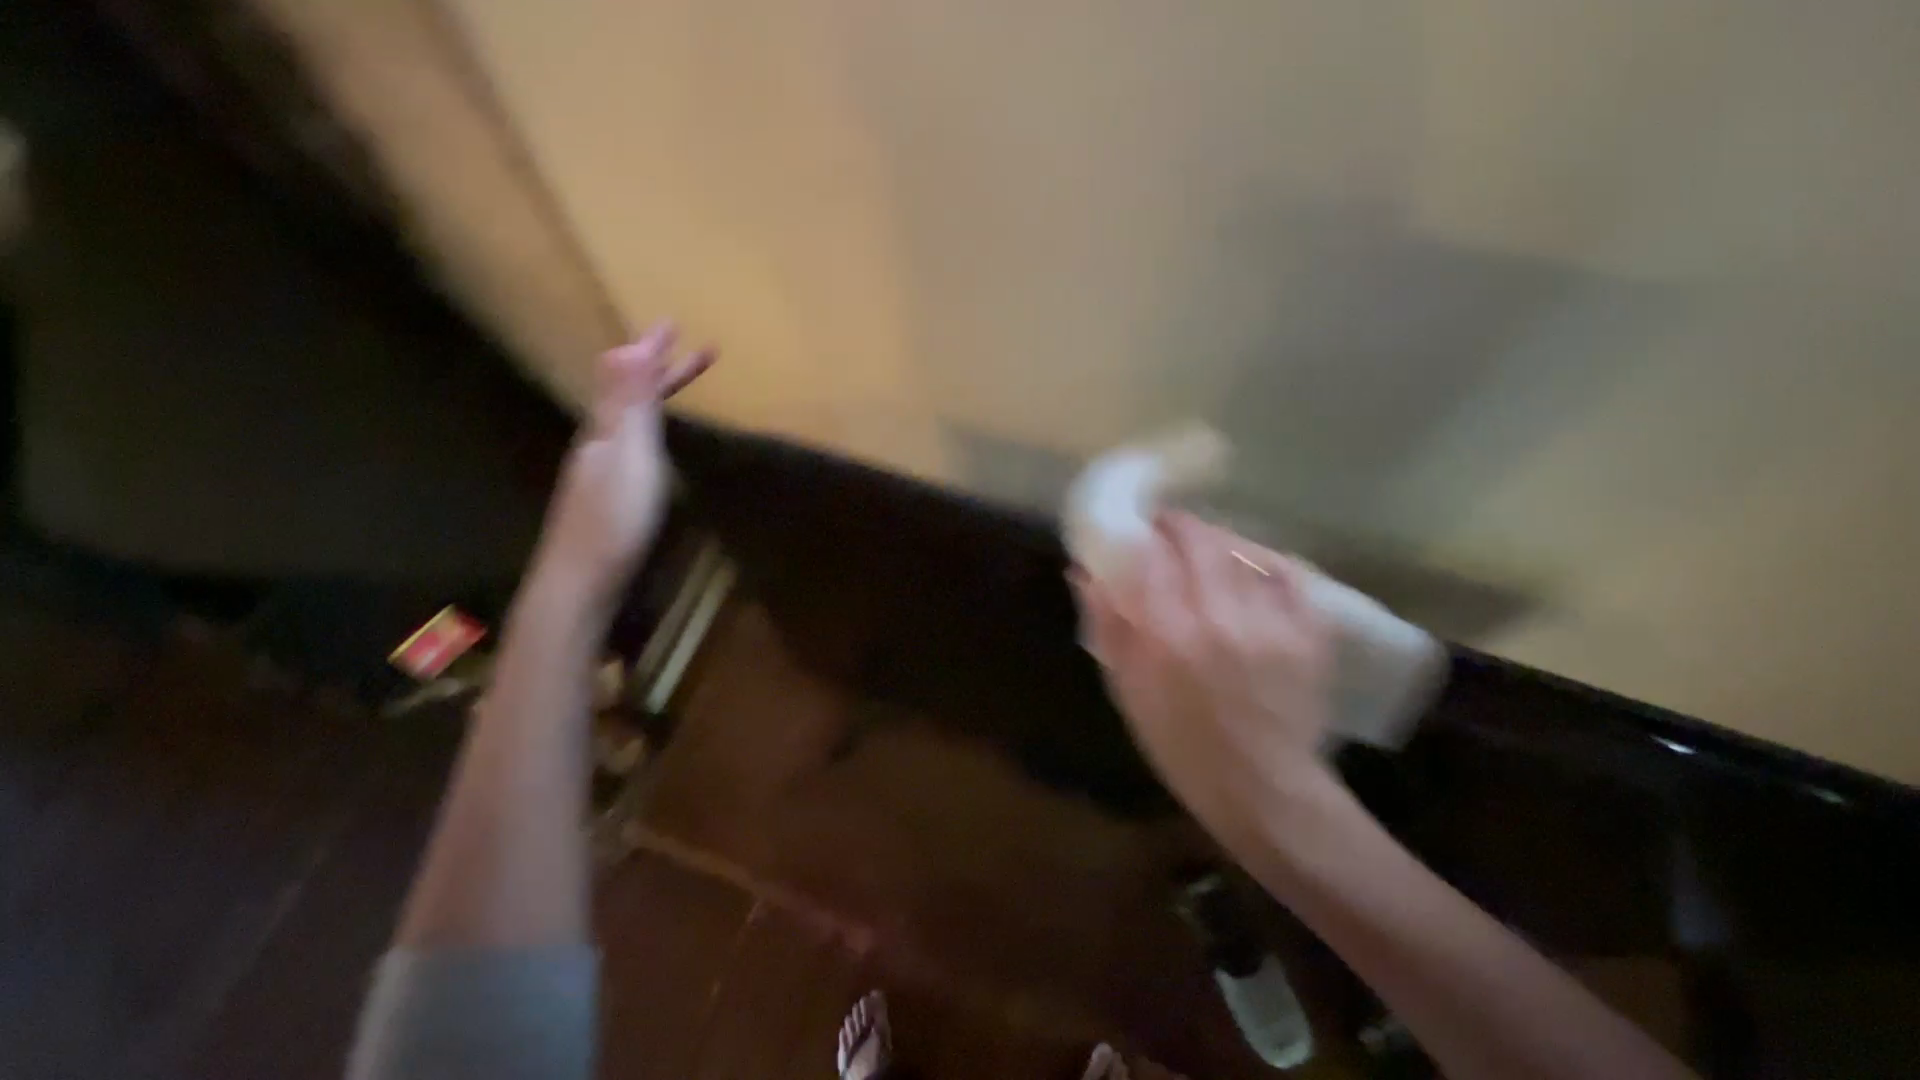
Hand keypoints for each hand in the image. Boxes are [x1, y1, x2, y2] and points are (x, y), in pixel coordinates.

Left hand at [534, 321, 714, 600]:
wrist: (579, 583)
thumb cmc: (612, 519)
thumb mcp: (628, 455)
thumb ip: (630, 405)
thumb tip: (628, 344)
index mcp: (605, 428)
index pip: (629, 376)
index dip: (652, 350)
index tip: (675, 323)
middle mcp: (599, 443)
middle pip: (630, 395)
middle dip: (659, 370)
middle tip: (694, 352)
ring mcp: (600, 472)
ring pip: (629, 420)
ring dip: (654, 396)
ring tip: (676, 385)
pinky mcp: (607, 498)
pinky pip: (632, 445)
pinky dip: (650, 427)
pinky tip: (657, 444)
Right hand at [1070, 513, 1337, 845]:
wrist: (1263, 786)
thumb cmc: (1183, 745)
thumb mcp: (1129, 690)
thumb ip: (1109, 626)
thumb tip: (1086, 573)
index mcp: (1166, 635)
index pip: (1152, 555)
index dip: (1145, 532)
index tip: (1140, 530)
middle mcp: (1218, 618)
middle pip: (1200, 542)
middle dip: (1182, 527)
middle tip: (1172, 531)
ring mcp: (1269, 622)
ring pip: (1242, 552)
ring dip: (1221, 543)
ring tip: (1210, 551)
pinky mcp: (1309, 631)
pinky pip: (1290, 575)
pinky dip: (1269, 563)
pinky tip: (1255, 569)